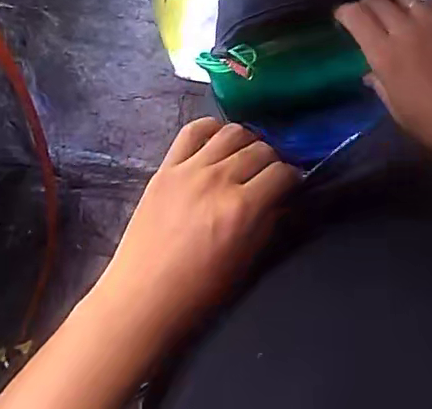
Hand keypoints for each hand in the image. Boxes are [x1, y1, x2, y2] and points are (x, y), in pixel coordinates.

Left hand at [94, 120, 298, 332]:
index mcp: (242, 209)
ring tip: (244, 158)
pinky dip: (211, 128)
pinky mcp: (166, 168)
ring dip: (247, 142)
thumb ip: (270, 222)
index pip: (282, 172)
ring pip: (234, 132)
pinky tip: (217, 142)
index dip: (292, 178)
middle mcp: (219, 181)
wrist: (140, 303)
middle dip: (272, 161)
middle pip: (261, 149)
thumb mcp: (247, 262)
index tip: (290, 185)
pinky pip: (194, 130)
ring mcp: (190, 170)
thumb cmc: (198, 292)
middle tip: (268, 176)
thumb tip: (284, 197)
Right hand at [335, 0, 431, 158]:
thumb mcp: (398, 110)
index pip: (356, 16)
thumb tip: (371, 71)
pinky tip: (425, 18)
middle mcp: (405, 30)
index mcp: (385, 55)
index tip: (343, 17)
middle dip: (367, 5)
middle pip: (377, 1)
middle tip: (369, 17)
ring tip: (400, 16)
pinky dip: (422, 5)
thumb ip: (381, 85)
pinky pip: (431, 0)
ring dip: (396, 4)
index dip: (345, 12)